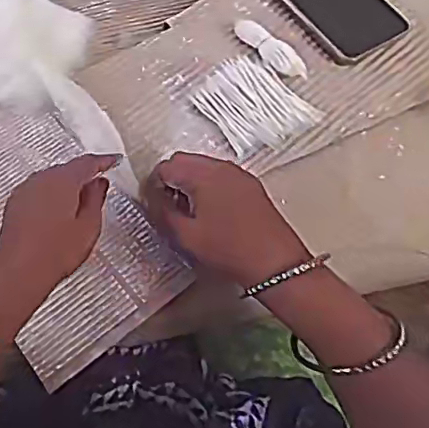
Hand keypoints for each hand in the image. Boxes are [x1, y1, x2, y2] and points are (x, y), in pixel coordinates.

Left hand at [0, 154, 118, 295]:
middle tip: (99, 182)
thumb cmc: (53, 253)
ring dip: (65, 186)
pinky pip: (37, 191)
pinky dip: (50, 196)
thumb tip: (99, 184)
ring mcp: (25, 190)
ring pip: (51, 179)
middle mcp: (40, 179)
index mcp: (62, 180)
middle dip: (83, 174)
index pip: (87, 162)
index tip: (112, 160)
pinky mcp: (15, 203)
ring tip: (79, 203)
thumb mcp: (88, 226)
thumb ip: (95, 199)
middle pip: (67, 169)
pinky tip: (56, 212)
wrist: (19, 271)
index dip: (103, 161)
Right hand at [143, 152, 310, 284]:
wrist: (275, 266)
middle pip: (183, 161)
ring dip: (188, 183)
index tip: (152, 204)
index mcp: (204, 175)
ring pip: (201, 167)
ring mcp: (239, 176)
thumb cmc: (231, 250)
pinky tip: (207, 213)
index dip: (153, 185)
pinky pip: (219, 176)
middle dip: (169, 180)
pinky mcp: (250, 186)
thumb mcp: (185, 235)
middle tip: (166, 207)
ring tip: (187, 212)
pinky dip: (206, 187)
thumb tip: (152, 199)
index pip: (166, 167)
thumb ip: (161, 211)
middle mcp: (222, 168)